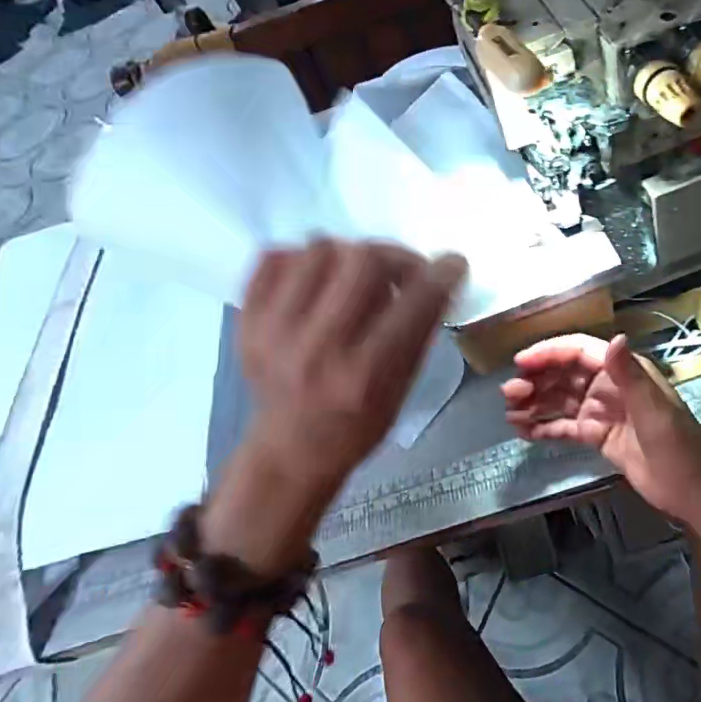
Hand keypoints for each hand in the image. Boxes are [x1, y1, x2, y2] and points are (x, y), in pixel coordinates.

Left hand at [239, 240, 465, 494]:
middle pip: (363, 260)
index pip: (414, 303)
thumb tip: (437, 276)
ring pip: (319, 249)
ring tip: (357, 275)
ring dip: (349, 254)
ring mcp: (274, 332)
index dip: (443, 273)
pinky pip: (275, 256)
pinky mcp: (247, 321)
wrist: (289, 453)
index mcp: (364, 375)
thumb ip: (419, 332)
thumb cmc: (357, 426)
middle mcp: (317, 348)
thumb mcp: (402, 390)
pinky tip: (318, 279)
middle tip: (402, 270)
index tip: (453, 263)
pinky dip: (303, 259)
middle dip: (395, 256)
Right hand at [503, 334, 700, 523]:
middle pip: (565, 374)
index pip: (579, 351)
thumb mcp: (654, 409)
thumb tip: (615, 338)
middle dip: (536, 379)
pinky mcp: (598, 436)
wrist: (695, 490)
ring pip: (561, 399)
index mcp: (624, 371)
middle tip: (510, 393)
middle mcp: (609, 385)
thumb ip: (630, 375)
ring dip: (535, 402)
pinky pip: (565, 426)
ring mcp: (602, 411)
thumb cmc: (678, 445)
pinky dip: (544, 426)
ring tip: (509, 411)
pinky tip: (522, 430)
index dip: (549, 353)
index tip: (521, 362)